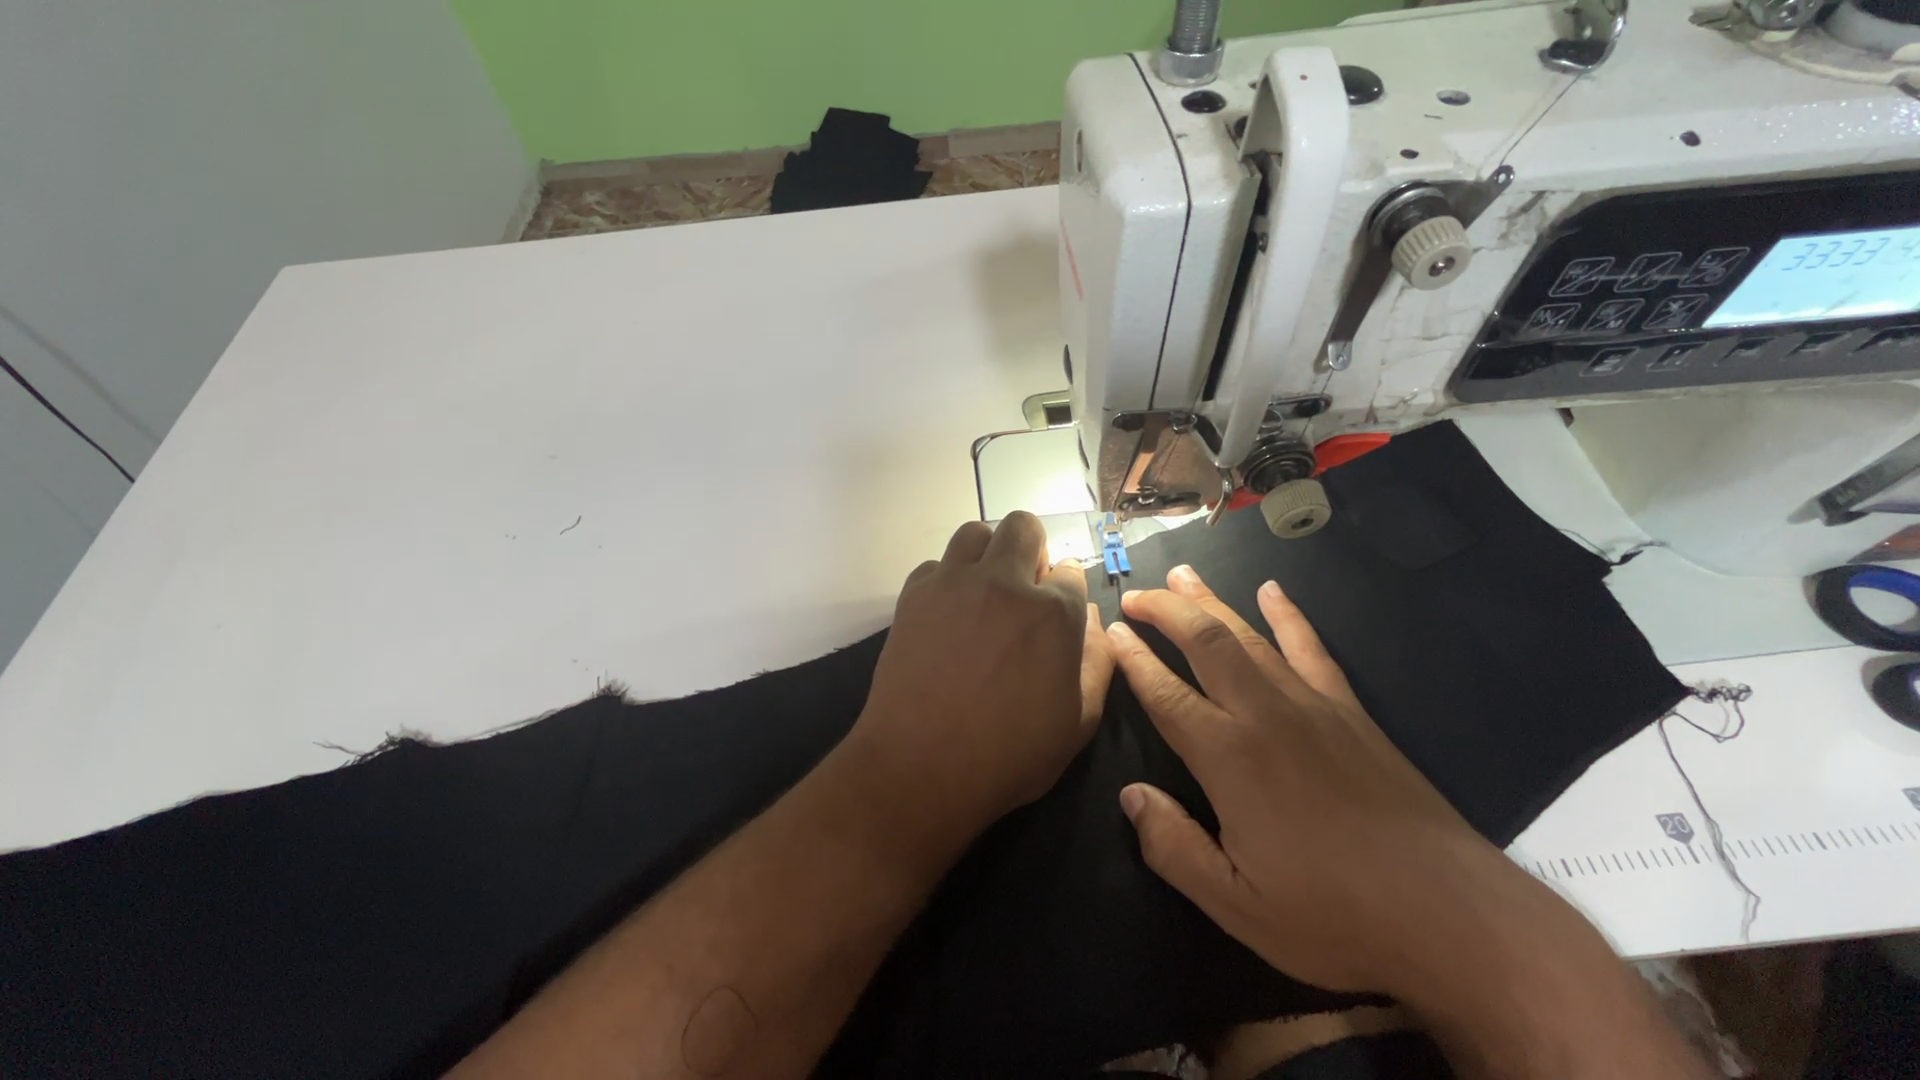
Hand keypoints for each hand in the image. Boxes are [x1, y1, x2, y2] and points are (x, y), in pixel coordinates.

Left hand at [848, 512, 1114, 836]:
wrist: (920, 766)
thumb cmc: (1009, 755)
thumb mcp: (1079, 724)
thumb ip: (1097, 664)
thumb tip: (1092, 621)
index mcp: (1054, 613)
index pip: (1071, 572)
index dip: (1066, 593)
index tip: (1056, 616)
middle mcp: (1005, 583)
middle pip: (1023, 527)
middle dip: (1031, 550)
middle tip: (1023, 590)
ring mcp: (954, 584)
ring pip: (975, 532)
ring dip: (987, 553)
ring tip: (984, 592)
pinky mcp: (913, 595)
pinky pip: (935, 565)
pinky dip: (946, 580)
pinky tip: (946, 615)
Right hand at [1105, 566, 1529, 997]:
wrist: (1449, 912)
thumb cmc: (1334, 915)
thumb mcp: (1236, 905)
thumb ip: (1173, 848)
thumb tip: (1130, 796)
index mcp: (1229, 760)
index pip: (1167, 695)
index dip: (1134, 661)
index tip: (1111, 631)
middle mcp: (1266, 717)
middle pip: (1206, 644)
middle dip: (1165, 612)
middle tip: (1134, 593)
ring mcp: (1313, 707)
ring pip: (1252, 637)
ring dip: (1213, 602)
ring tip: (1183, 574)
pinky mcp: (1352, 713)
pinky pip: (1312, 649)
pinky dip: (1289, 616)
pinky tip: (1273, 591)